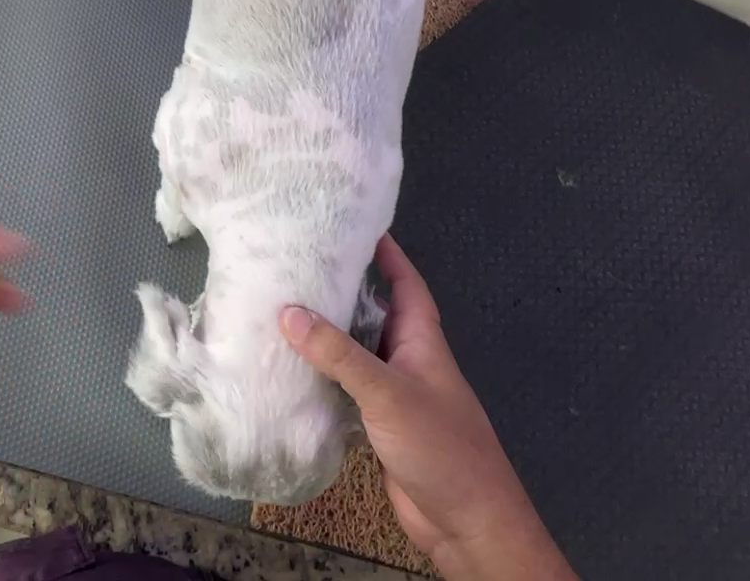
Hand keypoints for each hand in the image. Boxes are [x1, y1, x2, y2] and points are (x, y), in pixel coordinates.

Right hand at [280, 236, 575, 580]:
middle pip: (373, 313)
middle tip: (298, 263)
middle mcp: (407, 361)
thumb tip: (287, 312)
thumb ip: (339, 354)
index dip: (388, 254)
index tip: (356, 225)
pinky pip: (345, 386)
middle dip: (342, 288)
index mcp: (422, 342)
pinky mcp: (378, 424)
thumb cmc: (441, 447)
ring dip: (326, 333)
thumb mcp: (388, 392)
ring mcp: (394, 393)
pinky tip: (290, 366)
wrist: (467, 525)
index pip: (406, 285)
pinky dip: (320, 374)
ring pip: (355, 351)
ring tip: (282, 306)